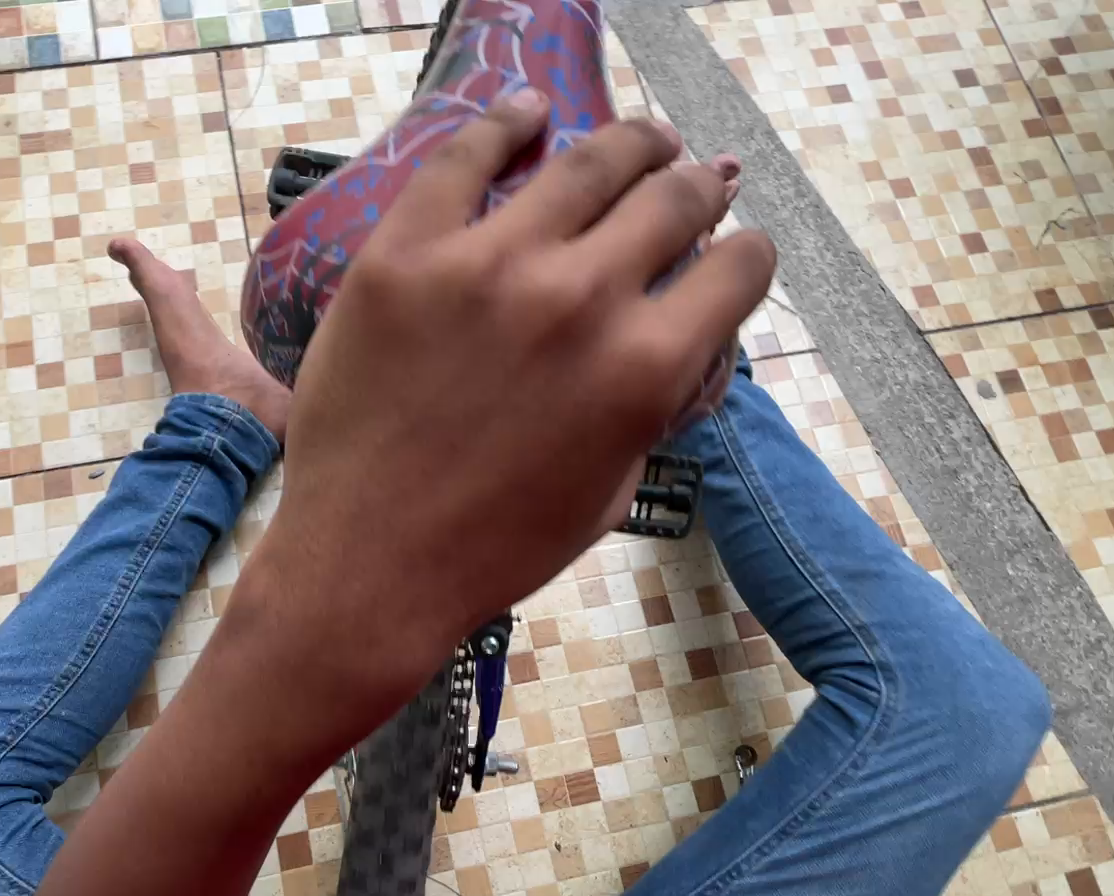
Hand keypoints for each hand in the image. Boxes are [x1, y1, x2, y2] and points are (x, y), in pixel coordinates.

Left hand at [250, 88, 777, 709]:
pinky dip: (508, 124)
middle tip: (688, 186)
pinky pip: (464, 157)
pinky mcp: (403, 256)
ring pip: (588, 159)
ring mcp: (486, 267)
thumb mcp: (609, 493)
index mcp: (645, 369)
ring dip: (632, 143)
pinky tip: (531, 113)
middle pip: (673, 198)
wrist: (370, 565)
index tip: (727, 256)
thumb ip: (653, 406)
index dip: (744, 257)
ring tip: (641, 140)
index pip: (740, 267)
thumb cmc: (496, 550)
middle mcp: (580, 299)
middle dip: (695, 190)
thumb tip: (681, 338)